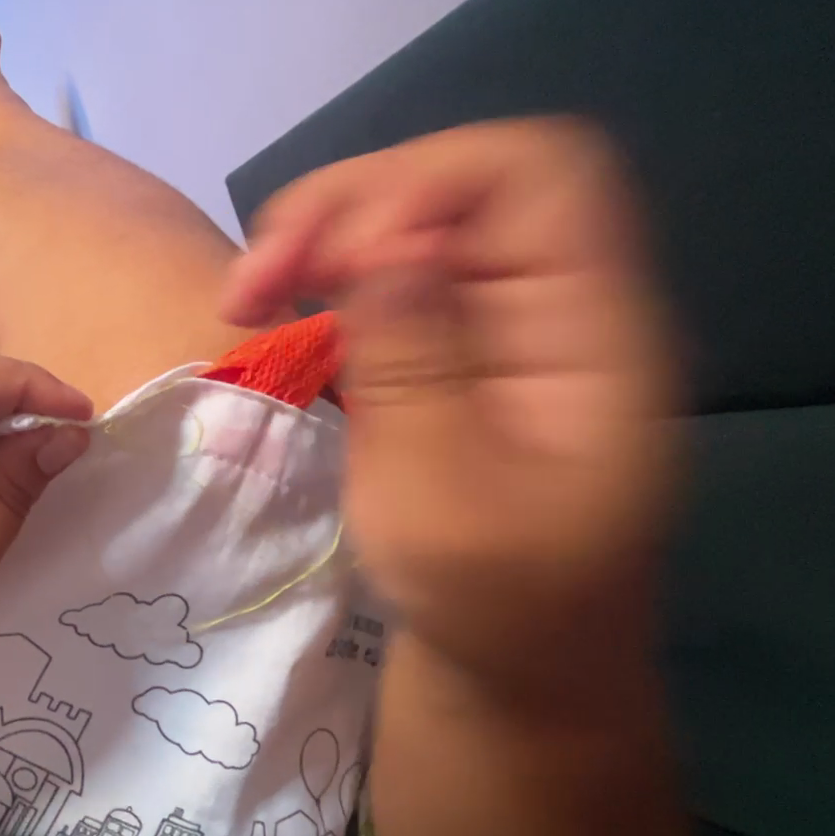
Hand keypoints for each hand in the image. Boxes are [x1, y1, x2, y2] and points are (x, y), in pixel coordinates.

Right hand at [222, 119, 680, 674]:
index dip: (418, 187)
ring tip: (246, 297)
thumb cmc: (489, 602)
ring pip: (407, 225)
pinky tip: (274, 314)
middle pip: (455, 186)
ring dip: (318, 242)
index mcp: (588, 331)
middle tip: (252, 283)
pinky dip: (319, 283)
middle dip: (342, 212)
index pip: (532, 176)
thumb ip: (418, 366)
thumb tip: (387, 237)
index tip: (323, 268)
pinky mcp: (448, 352)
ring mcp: (494, 327)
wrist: (511, 659)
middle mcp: (547, 305)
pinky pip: (384, 280)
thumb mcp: (442, 498)